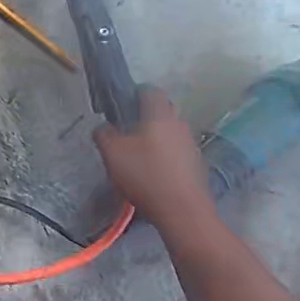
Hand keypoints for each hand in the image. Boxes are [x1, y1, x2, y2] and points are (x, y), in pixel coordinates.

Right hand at [93, 87, 215, 229]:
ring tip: (139, 156)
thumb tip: (103, 127)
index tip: (121, 107)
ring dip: (157, 137)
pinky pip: (178, 151)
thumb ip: (104, 135)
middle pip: (162, 110)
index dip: (135, 93)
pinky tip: (154, 173)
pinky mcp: (197, 164)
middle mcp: (179, 123)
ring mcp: (191, 144)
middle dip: (146, 116)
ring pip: (171, 131)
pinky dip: (166, 156)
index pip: (150, 90)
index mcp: (159, 114)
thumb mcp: (113, 154)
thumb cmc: (145, 175)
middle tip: (127, 132)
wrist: (182, 210)